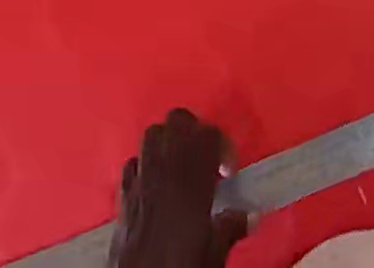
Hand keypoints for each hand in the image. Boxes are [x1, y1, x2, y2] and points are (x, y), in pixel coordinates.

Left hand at [111, 109, 249, 267]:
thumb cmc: (180, 266)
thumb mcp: (214, 253)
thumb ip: (231, 227)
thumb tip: (250, 215)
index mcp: (192, 178)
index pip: (209, 135)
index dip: (223, 146)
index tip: (229, 171)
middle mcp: (165, 168)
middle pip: (178, 120)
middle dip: (194, 131)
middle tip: (206, 159)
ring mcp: (141, 176)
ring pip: (153, 133)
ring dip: (168, 141)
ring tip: (180, 165)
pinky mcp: (123, 192)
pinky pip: (133, 161)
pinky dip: (144, 165)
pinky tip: (153, 183)